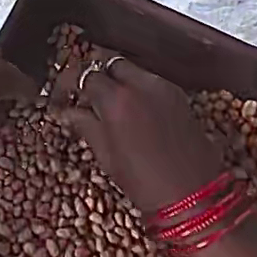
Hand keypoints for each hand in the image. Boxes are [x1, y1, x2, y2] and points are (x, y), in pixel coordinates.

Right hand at [50, 49, 224, 215]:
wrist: (193, 195)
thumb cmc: (143, 182)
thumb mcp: (106, 155)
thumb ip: (86, 125)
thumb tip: (69, 112)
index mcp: (116, 100)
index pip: (86, 75)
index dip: (70, 84)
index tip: (64, 96)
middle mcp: (141, 85)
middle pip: (110, 61)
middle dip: (96, 73)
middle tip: (85, 94)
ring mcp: (164, 88)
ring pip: (133, 69)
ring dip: (117, 79)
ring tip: (108, 103)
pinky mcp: (180, 96)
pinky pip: (151, 81)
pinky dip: (137, 87)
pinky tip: (133, 110)